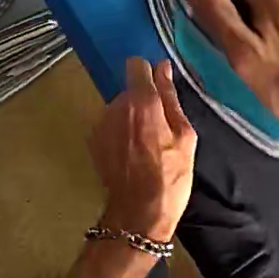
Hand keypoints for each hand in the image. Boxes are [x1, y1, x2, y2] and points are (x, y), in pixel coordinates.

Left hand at [88, 57, 196, 242]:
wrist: (138, 213)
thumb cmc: (170, 176)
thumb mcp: (184, 136)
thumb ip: (171, 98)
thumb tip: (163, 69)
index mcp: (142, 101)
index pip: (137, 64)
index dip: (149, 72)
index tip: (158, 84)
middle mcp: (116, 106)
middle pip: (129, 89)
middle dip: (143, 101)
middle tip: (160, 128)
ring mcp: (101, 123)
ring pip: (119, 108)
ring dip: (131, 118)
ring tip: (147, 145)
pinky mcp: (93, 140)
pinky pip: (110, 125)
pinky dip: (120, 133)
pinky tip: (132, 154)